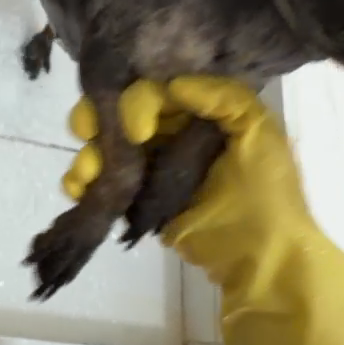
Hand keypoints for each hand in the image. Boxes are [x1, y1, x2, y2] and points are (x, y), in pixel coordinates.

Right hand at [65, 77, 343, 344]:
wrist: (260, 259)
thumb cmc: (265, 194)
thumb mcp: (260, 134)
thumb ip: (224, 97)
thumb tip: (172, 85)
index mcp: (195, 112)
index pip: (152, 92)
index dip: (136, 103)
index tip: (141, 131)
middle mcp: (167, 131)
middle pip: (117, 112)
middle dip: (96, 119)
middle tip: (88, 133)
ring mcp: (147, 164)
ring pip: (103, 145)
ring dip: (87, 154)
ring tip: (84, 175)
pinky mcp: (134, 196)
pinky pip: (99, 180)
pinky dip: (79, 180)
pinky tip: (77, 188)